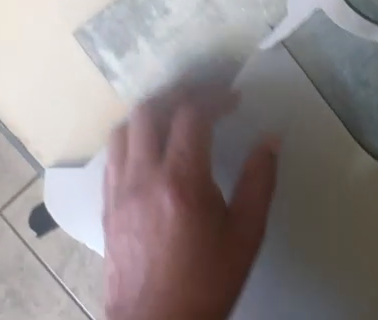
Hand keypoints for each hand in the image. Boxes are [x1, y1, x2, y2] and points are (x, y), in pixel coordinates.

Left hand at [103, 90, 279, 319]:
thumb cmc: (207, 282)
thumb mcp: (246, 234)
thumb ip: (259, 181)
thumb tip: (270, 140)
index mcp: (181, 179)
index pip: (192, 113)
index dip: (215, 96)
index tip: (234, 99)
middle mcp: (144, 176)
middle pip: (150, 110)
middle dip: (179, 94)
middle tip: (204, 97)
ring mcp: (119, 191)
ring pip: (124, 129)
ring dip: (151, 114)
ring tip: (175, 118)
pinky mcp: (106, 208)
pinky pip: (113, 157)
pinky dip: (133, 140)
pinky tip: (152, 151)